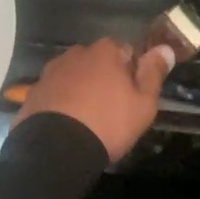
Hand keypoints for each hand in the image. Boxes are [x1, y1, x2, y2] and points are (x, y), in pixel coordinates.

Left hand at [15, 38, 174, 161]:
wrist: (55, 150)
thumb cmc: (107, 124)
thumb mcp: (143, 104)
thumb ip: (154, 73)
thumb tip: (165, 48)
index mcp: (106, 51)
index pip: (126, 52)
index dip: (131, 74)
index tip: (131, 97)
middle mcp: (77, 53)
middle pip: (98, 62)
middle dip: (104, 79)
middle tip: (110, 110)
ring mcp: (52, 70)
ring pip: (75, 75)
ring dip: (81, 89)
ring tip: (87, 119)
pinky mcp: (34, 90)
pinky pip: (55, 92)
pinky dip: (61, 102)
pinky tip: (66, 124)